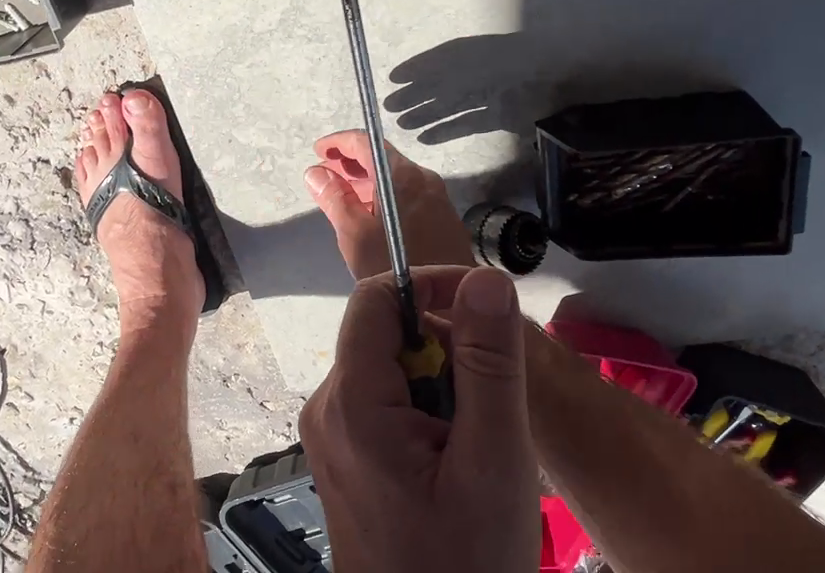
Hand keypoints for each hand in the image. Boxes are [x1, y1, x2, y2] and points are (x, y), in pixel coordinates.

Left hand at [300, 265, 538, 572]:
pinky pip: (386, 403)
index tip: (485, 305)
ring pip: (392, 369)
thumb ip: (489, 365)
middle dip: (446, 346)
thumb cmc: (466, 563)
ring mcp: (333, 435)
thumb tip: (486, 279)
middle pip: (386, 334)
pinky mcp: (346, 457)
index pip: (375, 300)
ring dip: (443, 382)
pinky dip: (429, 410)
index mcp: (351, 402)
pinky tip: (459, 457)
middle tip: (496, 396)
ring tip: (482, 439)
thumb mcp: (493, 462)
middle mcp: (328, 409)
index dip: (430, 286)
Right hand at [305, 131, 473, 277]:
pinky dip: (385, 197)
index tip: (318, 151)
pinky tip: (371, 217)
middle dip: (351, 163)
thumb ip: (334, 198)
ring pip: (396, 179)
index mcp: (402, 175)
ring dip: (368, 182)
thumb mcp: (354, 233)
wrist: (450, 307)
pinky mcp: (445, 219)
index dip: (338, 143)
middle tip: (326, 176)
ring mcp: (438, 199)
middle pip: (383, 158)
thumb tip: (316, 172)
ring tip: (343, 197)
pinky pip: (409, 196)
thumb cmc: (395, 267)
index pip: (366, 142)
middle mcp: (424, 178)